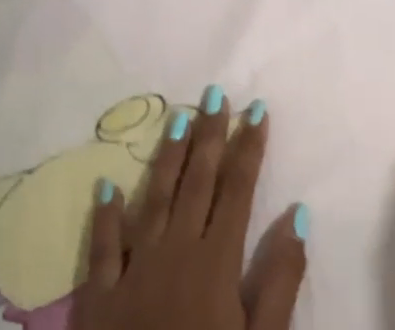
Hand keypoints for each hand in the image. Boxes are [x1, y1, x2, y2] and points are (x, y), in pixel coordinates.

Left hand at [73, 89, 306, 329]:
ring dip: (167, 158)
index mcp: (217, 262)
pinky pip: (99, 249)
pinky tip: (106, 184)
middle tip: (215, 93)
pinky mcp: (95, 300)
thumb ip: (280, 278)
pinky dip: (103, 215)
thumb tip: (298, 211)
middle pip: (197, 183)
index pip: (239, 189)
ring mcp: (131, 273)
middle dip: (210, 135)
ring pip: (152, 201)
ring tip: (177, 117)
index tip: (257, 109)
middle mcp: (175, 254)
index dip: (250, 147)